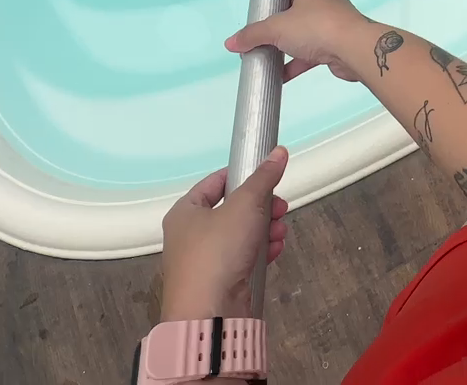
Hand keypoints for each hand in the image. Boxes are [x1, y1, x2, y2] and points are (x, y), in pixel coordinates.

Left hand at [159, 147, 290, 321]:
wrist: (209, 315)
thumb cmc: (219, 250)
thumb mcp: (246, 204)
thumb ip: (264, 177)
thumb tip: (279, 151)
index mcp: (185, 212)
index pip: (215, 182)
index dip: (242, 175)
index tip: (266, 177)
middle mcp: (190, 235)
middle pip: (233, 208)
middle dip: (262, 206)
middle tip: (280, 207)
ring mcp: (203, 261)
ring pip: (241, 233)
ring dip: (265, 228)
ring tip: (280, 231)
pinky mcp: (218, 282)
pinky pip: (242, 257)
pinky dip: (260, 250)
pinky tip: (276, 250)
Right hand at [225, 0, 377, 82]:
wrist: (354, 49)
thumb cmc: (316, 26)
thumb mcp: (277, 28)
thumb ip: (253, 35)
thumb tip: (230, 43)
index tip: (262, 0)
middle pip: (296, 6)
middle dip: (277, 21)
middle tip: (259, 32)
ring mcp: (332, 21)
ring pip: (304, 31)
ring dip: (287, 44)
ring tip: (265, 55)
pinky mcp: (337, 43)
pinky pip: (312, 52)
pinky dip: (297, 62)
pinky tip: (280, 76)